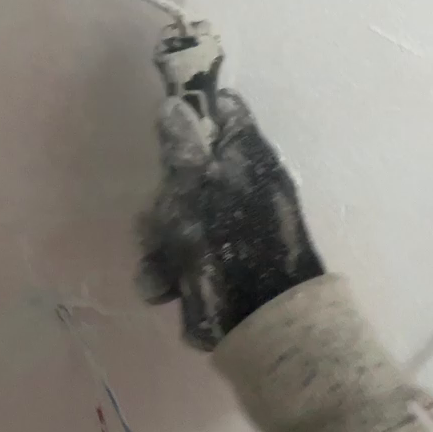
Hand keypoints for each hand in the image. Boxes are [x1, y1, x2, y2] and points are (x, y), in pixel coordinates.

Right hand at [136, 24, 324, 349]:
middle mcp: (243, 184)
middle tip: (162, 221)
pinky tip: (168, 289)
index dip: (192, 113)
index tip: (166, 133)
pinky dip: (173, 271)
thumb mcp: (199, 187)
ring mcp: (235, 224)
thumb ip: (183, 146)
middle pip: (190, 166)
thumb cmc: (234, 244)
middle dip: (165, 200)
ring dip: (161, 243)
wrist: (272, 328)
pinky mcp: (227, 261)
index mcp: (247, 156)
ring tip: (160, 274)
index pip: (222, 111)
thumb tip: (173, 103)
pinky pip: (188, 252)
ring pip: (181, 214)